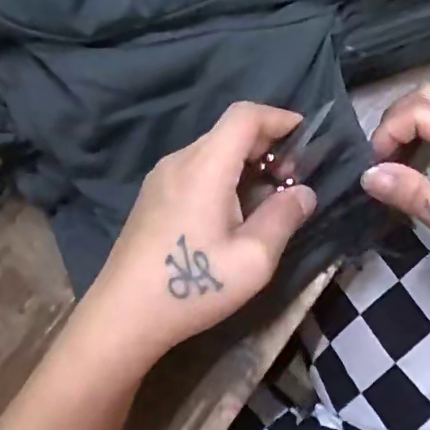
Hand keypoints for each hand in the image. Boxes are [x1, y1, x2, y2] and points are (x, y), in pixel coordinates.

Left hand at [76, 102, 317, 368]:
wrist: (124, 313)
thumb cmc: (193, 286)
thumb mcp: (253, 259)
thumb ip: (283, 218)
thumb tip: (304, 193)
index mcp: (205, 166)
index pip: (244, 115)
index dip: (279, 117)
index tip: (305, 137)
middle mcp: (179, 160)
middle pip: (228, 132)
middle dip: (267, 146)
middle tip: (291, 182)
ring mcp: (160, 177)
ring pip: (212, 151)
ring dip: (245, 164)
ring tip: (266, 201)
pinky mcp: (152, 196)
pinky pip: (194, 169)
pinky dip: (222, 176)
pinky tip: (232, 213)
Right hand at [359, 84, 429, 291]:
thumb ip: (410, 192)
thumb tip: (368, 174)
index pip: (421, 112)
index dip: (389, 131)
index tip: (376, 163)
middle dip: (396, 118)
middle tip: (382, 154)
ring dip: (410, 122)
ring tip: (394, 157)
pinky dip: (425, 128)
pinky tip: (416, 158)